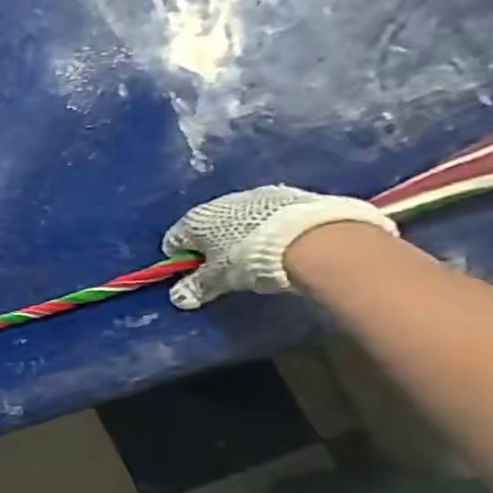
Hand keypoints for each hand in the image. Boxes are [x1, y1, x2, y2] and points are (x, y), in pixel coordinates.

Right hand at [162, 185, 397, 308]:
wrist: (318, 240)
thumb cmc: (250, 260)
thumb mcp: (218, 280)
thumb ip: (195, 288)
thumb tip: (179, 299)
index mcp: (194, 221)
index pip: (174, 242)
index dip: (183, 260)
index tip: (198, 274)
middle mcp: (220, 202)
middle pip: (207, 227)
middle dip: (213, 245)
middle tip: (229, 265)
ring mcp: (258, 195)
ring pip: (240, 218)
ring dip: (243, 233)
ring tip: (262, 253)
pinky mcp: (294, 194)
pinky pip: (272, 213)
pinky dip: (271, 226)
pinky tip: (285, 241)